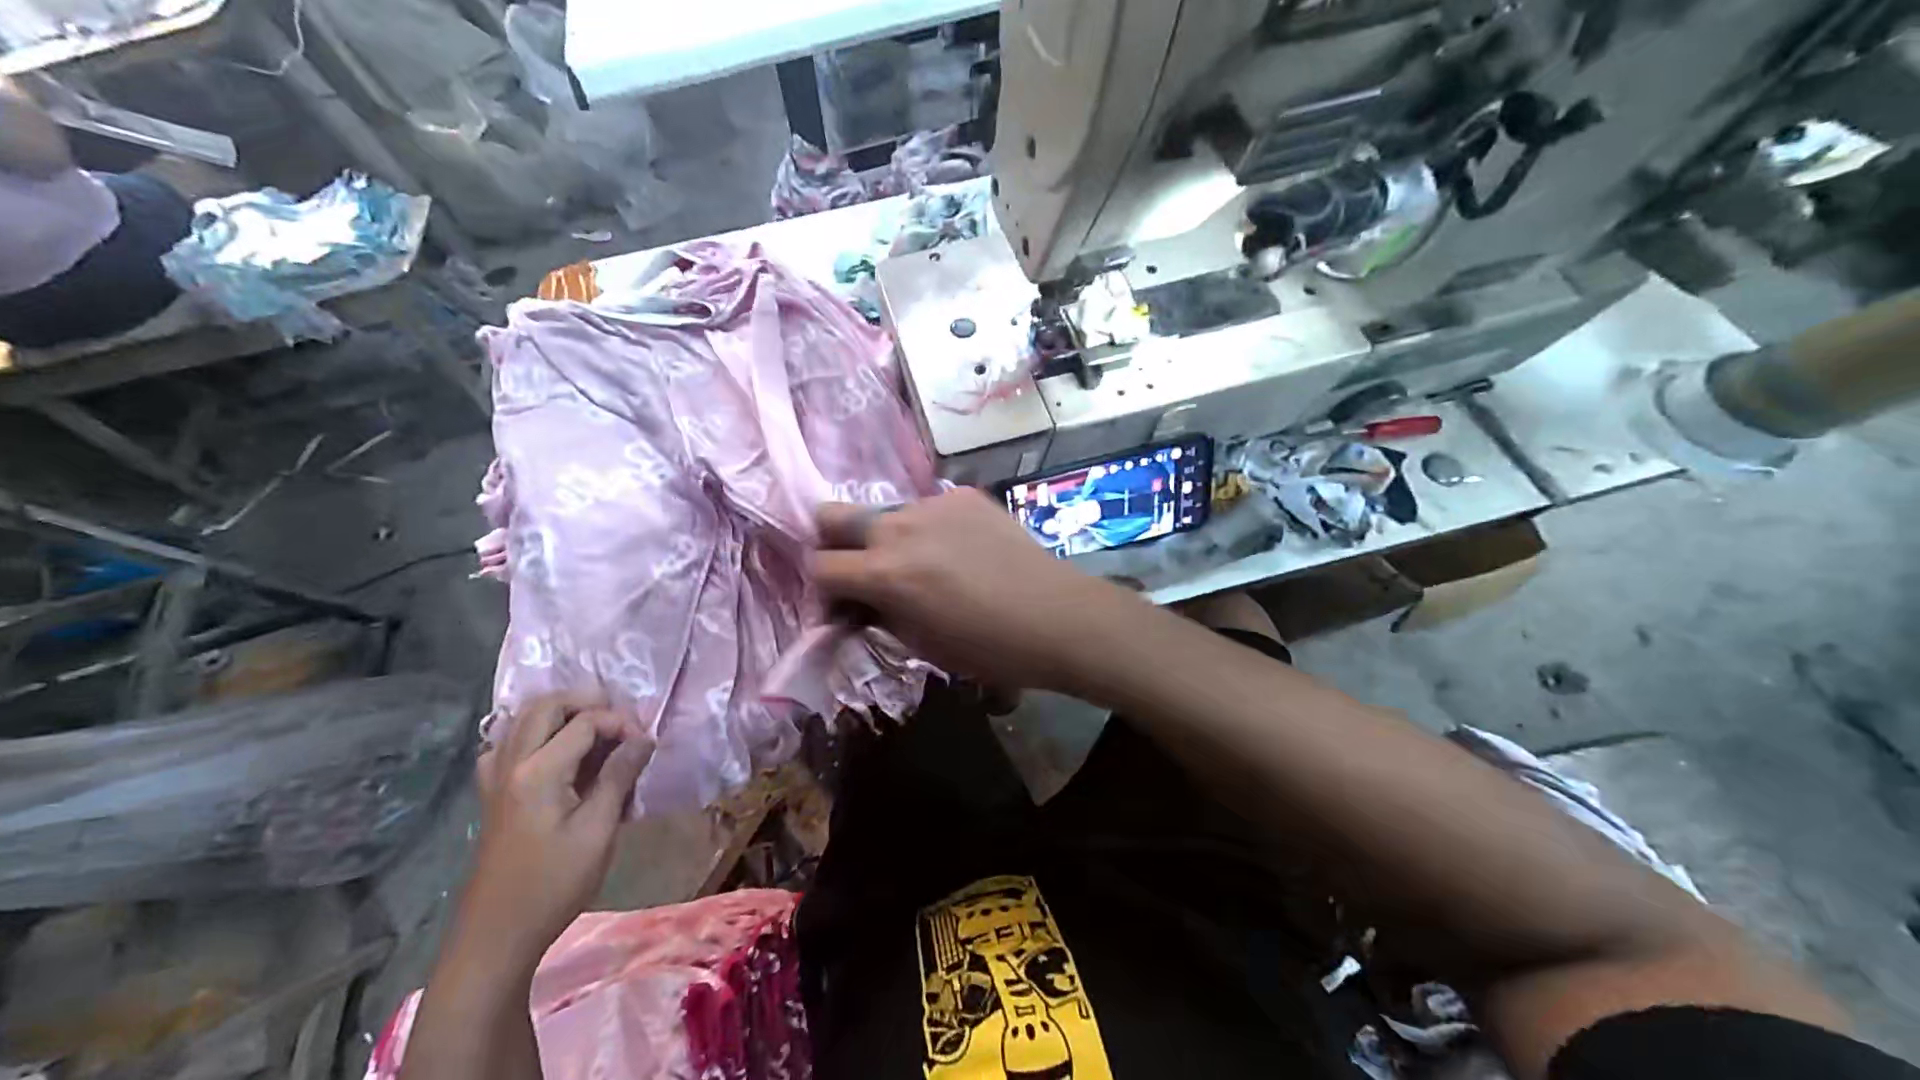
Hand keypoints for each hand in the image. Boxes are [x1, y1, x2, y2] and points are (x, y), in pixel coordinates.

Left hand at [464, 697, 654, 964]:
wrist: (497, 933)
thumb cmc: (554, 883)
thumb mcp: (599, 830)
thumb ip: (619, 776)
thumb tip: (643, 738)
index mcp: (538, 771)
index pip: (585, 722)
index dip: (621, 723)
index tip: (646, 744)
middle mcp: (511, 764)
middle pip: (546, 706)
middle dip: (587, 704)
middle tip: (620, 724)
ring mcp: (495, 778)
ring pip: (524, 720)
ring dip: (561, 716)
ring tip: (596, 735)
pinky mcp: (492, 794)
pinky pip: (509, 745)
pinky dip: (536, 736)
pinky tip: (556, 756)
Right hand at [810, 489, 1147, 693]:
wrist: (1057, 616)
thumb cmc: (989, 647)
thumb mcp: (921, 644)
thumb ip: (878, 615)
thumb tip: (857, 604)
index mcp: (885, 573)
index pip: (819, 566)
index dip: (823, 590)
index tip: (842, 607)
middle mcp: (899, 528)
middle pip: (832, 515)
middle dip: (832, 542)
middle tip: (860, 570)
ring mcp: (933, 504)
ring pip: (885, 512)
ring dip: (886, 537)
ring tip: (923, 564)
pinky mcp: (964, 495)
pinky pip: (928, 508)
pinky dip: (929, 529)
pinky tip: (961, 552)